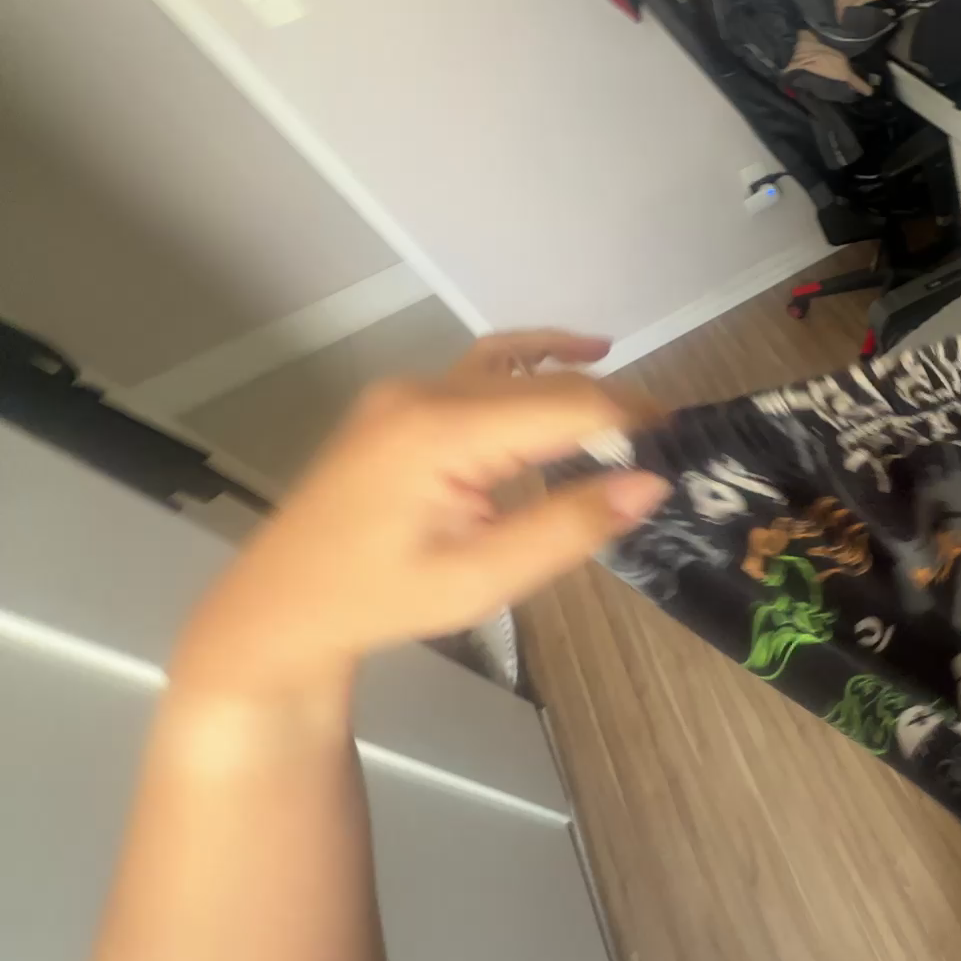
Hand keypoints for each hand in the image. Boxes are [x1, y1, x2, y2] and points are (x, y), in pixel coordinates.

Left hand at [175, 331, 668, 690]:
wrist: (280, 608)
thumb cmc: (386, 599)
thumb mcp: (487, 578)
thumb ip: (572, 525)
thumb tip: (653, 483)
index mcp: (445, 432)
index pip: (571, 407)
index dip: (634, 423)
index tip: (680, 445)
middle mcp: (428, 392)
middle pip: (553, 385)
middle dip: (618, 410)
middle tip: (669, 445)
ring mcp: (412, 390)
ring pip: (526, 371)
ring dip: (587, 388)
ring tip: (641, 418)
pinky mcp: (409, 401)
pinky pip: (490, 365)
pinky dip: (542, 359)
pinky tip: (584, 352)